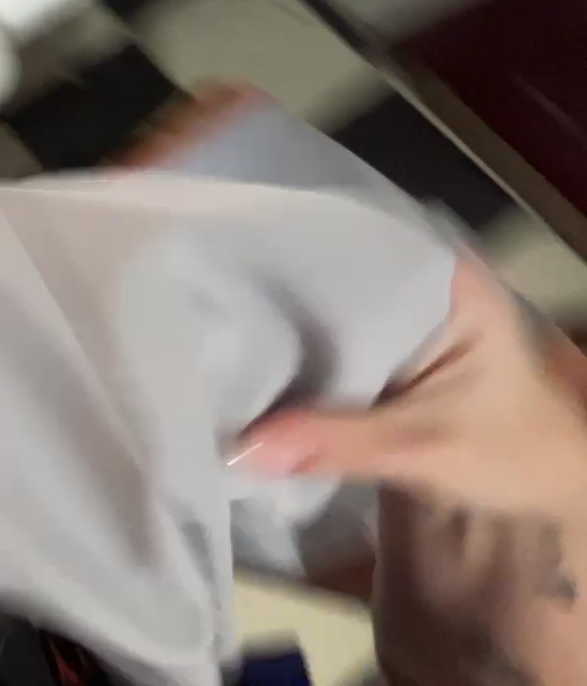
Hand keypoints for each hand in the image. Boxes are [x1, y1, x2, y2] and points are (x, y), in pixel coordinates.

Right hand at [235, 257, 586, 685]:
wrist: (567, 500)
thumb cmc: (525, 456)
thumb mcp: (430, 448)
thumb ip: (337, 443)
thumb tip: (236, 449)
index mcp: (440, 281)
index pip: (340, 241)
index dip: (276, 248)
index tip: (214, 258)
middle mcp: (408, 285)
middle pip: (315, 272)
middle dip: (259, 291)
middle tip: (191, 296)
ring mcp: (387, 318)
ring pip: (310, 308)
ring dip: (265, 326)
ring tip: (200, 323)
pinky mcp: (370, 349)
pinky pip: (312, 338)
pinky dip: (281, 353)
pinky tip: (236, 357)